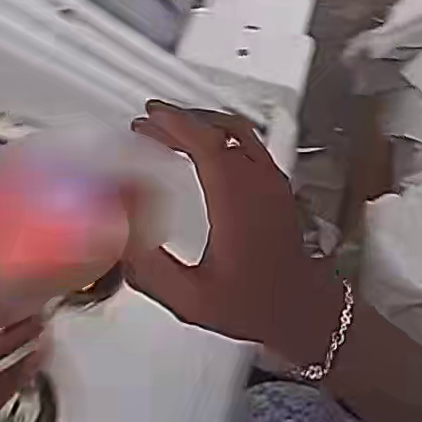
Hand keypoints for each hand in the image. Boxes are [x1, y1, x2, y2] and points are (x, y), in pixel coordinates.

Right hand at [126, 102, 343, 366]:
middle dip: (183, 121)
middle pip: (222, 132)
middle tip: (151, 121)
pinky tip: (203, 153)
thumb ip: (151, 270)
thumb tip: (119, 240)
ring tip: (171, 131)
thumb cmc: (255, 303)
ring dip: (204, 126)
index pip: (207, 144)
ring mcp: (274, 183)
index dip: (176, 124)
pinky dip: (222, 140)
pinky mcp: (279, 188)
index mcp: (239, 200)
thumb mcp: (191, 298)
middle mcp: (260, 183)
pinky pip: (250, 148)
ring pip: (240, 135)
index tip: (149, 116)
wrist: (303, 305)